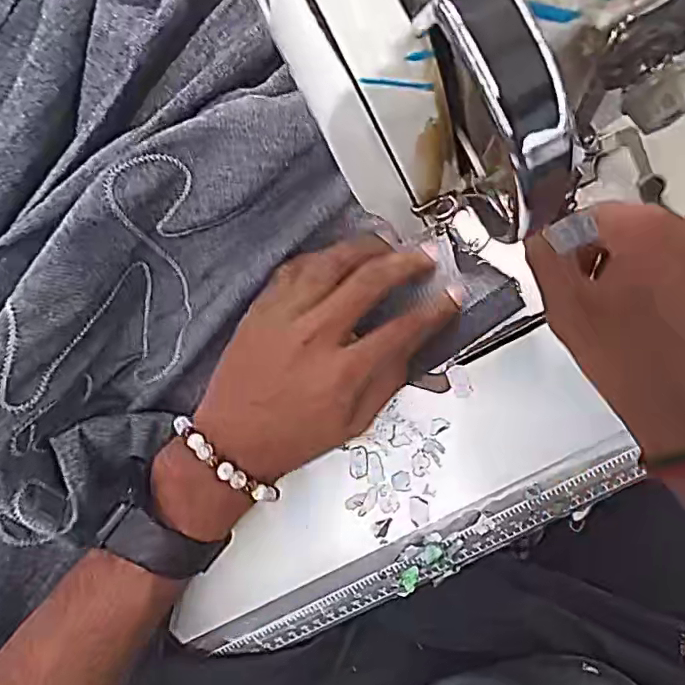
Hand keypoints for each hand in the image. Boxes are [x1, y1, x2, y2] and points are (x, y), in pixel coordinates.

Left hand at [152, 236, 459, 541]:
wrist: (233, 439)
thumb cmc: (292, 436)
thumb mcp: (354, 422)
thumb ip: (388, 381)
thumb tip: (414, 347)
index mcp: (342, 373)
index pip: (402, 328)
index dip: (435, 309)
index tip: (450, 297)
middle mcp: (314, 336)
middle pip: (370, 281)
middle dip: (407, 262)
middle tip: (425, 257)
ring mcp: (284, 316)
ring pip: (332, 262)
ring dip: (366, 247)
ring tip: (388, 245)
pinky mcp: (262, 307)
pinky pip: (296, 267)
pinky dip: (323, 255)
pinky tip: (339, 255)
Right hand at [528, 203, 684, 458]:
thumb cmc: (643, 373)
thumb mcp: (570, 315)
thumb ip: (548, 261)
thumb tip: (545, 238)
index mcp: (648, 233)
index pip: (600, 214)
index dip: (583, 245)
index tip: (583, 265)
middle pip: (648, 229)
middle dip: (630, 259)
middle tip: (621, 303)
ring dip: (674, 271)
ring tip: (661, 318)